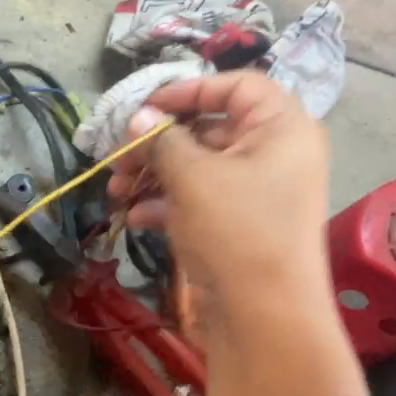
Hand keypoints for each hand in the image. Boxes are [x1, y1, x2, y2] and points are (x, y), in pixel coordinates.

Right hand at [108, 71, 334, 328]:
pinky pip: (195, 201)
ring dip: (152, 176)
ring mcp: (253, 191)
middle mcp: (272, 152)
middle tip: (117, 160)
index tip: (143, 109)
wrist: (261, 309)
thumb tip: (138, 118)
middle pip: (207, 129)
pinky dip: (164, 204)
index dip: (187, 91)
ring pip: (195, 169)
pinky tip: (135, 217)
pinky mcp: (234, 224)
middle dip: (157, 144)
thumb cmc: (236, 230)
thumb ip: (162, 142)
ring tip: (116, 192)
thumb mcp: (193, 178)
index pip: (235, 86)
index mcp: (280, 126)